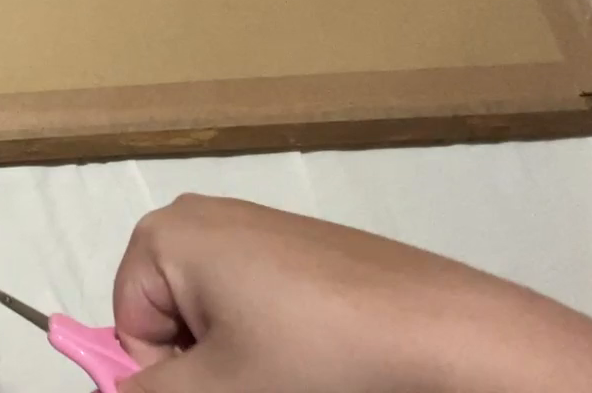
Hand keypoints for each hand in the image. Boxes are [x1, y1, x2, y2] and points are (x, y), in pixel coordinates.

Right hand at [113, 194, 591, 392]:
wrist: (463, 339)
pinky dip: (285, 341)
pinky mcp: (311, 246)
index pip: (128, 323)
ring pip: (221, 313)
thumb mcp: (222, 391)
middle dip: (207, 368)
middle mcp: (202, 216)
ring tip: (306, 380)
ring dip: (246, 361)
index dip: (165, 378)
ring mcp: (260, 225)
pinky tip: (333, 364)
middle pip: (172, 314)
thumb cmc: (321, 358)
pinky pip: (266, 299)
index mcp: (165, 235)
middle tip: (266, 390)